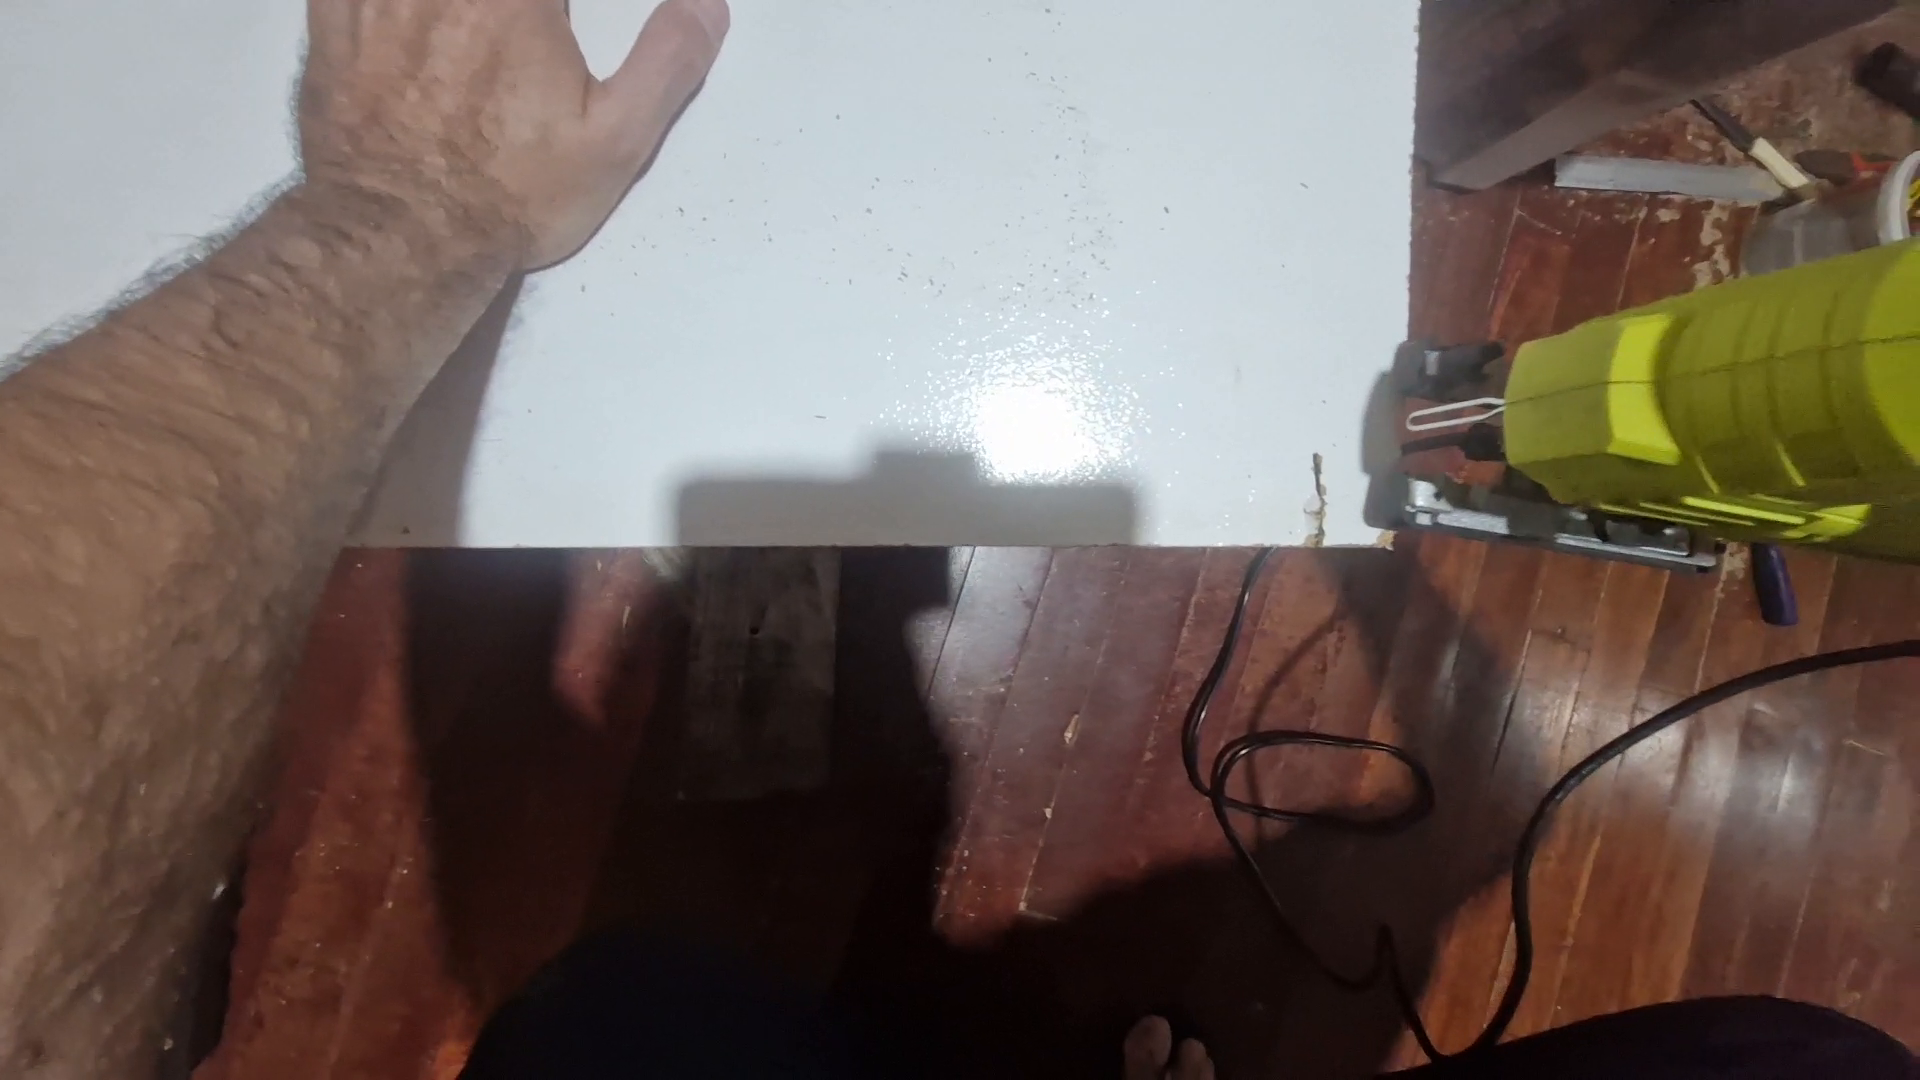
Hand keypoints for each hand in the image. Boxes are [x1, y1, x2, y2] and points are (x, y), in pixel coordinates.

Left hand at [300, 0, 728, 268]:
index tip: (570, 27)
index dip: (565, 11)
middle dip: (528, 15)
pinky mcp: (333, 9)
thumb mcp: (617, 141)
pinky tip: (432, 26)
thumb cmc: (520, 190)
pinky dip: (405, 7)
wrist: (408, 231)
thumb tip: (709, 7)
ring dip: (474, 14)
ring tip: (493, 45)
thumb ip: (666, 65)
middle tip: (542, 38)